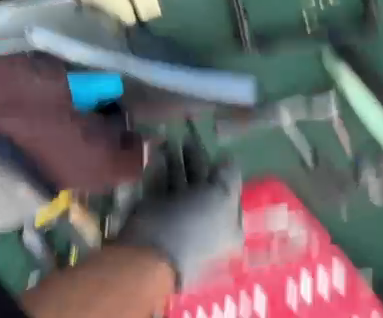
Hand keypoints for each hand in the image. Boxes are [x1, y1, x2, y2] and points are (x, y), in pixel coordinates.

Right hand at [116, 144, 242, 289]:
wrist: (152, 245)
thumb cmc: (194, 223)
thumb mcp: (220, 199)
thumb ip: (228, 177)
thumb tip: (230, 158)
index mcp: (228, 223)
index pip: (227, 190)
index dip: (220, 168)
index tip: (210, 145)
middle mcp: (205, 220)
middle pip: (202, 185)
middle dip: (195, 161)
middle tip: (185, 137)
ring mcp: (178, 215)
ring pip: (179, 183)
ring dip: (174, 161)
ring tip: (168, 139)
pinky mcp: (154, 208)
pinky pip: (159, 184)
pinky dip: (158, 168)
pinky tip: (154, 151)